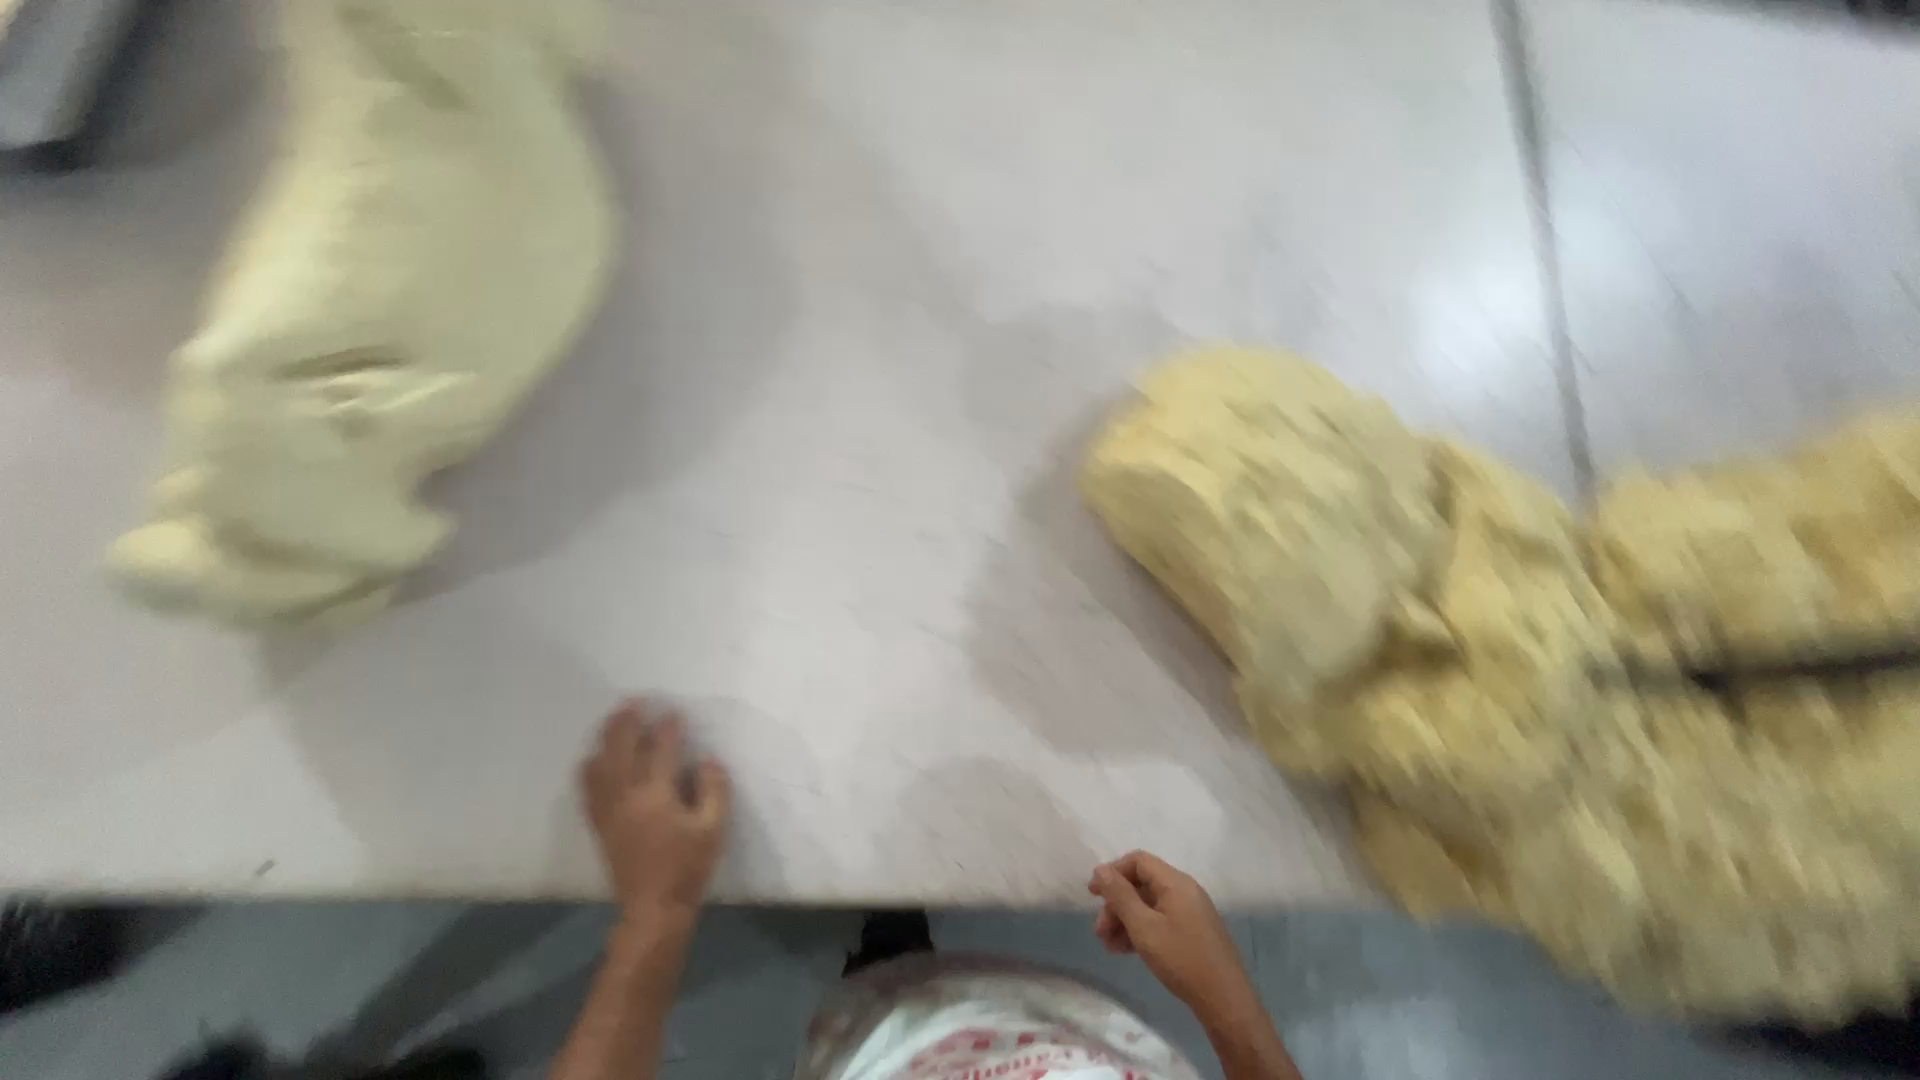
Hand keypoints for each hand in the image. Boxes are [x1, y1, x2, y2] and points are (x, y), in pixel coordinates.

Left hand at [581, 699, 731, 923]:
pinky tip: (593, 758)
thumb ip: (713, 790)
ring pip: (600, 765)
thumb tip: (707, 760)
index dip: (668, 729)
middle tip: (635, 702)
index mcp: (656, 796)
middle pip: (621, 750)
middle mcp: (627, 797)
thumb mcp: (713, 828)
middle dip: (627, 723)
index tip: (675, 713)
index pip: (660, 751)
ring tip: (613, 720)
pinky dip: (590, 769)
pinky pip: (588, 790)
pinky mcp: (600, 825)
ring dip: (606, 739)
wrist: (653, 908)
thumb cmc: (688, 867)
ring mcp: (609, 811)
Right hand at [1089, 851, 1258, 1018]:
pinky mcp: (1193, 932)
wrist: (1225, 1000)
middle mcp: (1184, 891)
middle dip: (1117, 905)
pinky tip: (1127, 951)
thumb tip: (1100, 869)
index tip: (1093, 895)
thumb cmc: (1181, 958)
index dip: (1113, 872)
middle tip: (1100, 931)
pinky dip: (1142, 930)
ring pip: (1149, 906)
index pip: (1138, 861)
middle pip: (1142, 885)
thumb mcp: (1144, 927)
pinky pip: (1161, 920)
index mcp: (1175, 882)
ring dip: (1126, 921)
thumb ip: (1120, 896)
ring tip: (1110, 946)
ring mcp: (1191, 912)